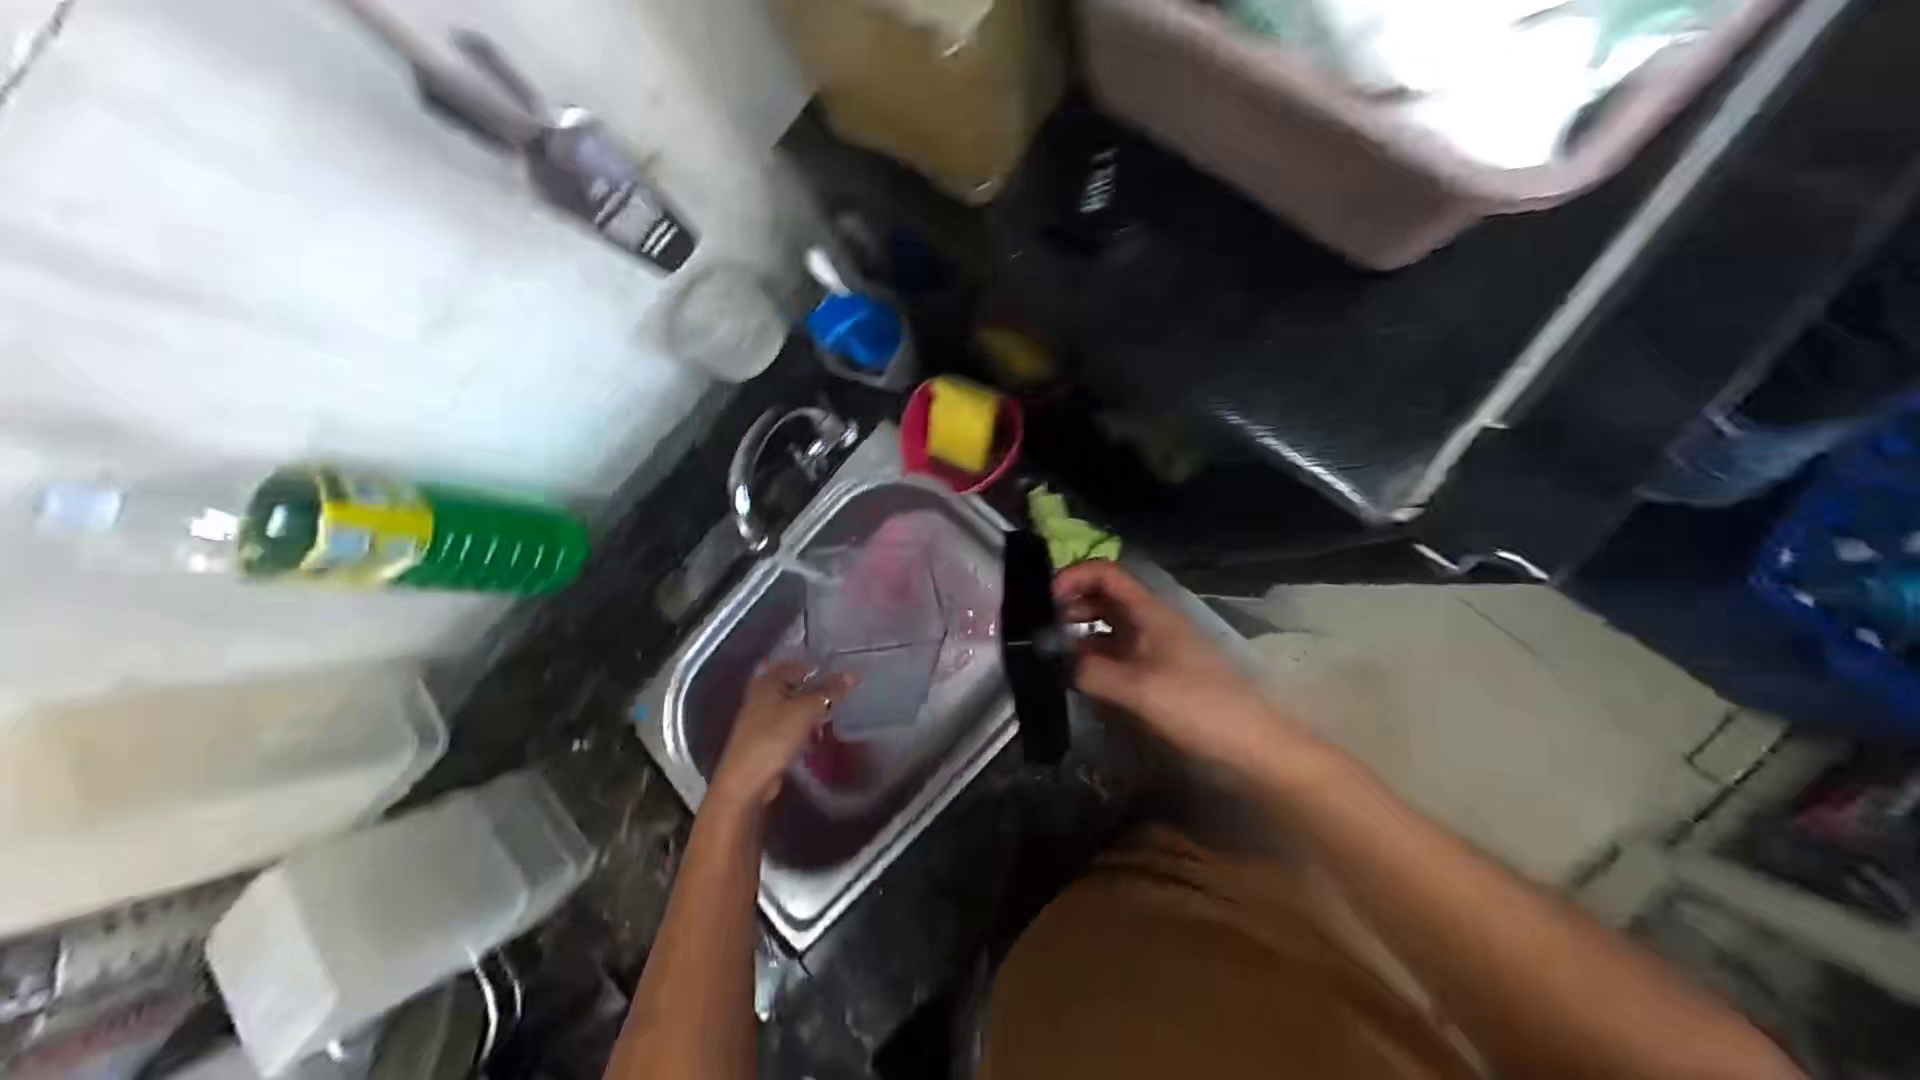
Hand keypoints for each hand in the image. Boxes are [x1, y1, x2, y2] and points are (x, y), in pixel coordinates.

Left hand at [709, 663, 854, 811]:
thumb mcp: (806, 710)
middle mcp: (761, 697)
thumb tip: (852, 674)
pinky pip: (791, 728)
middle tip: (841, 693)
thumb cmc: (774, 737)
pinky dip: (805, 729)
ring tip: (833, 715)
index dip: (816, 667)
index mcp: (767, 683)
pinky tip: (818, 737)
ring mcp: (762, 721)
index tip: (840, 671)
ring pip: (793, 709)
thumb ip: (829, 692)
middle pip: (794, 687)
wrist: (746, 782)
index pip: (795, 665)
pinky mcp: (766, 742)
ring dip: (811, 711)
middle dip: (816, 690)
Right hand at [1053, 561, 1310, 773]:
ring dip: (1081, 632)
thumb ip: (1090, 671)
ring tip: (1054, 653)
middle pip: (1105, 596)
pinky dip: (1095, 656)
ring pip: (1110, 625)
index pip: (1106, 573)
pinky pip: (1118, 652)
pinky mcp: (1158, 671)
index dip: (1073, 577)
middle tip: (1042, 629)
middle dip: (1071, 604)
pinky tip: (1079, 675)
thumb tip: (1052, 659)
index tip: (1044, 601)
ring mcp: (1156, 646)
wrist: (1252, 744)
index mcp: (1150, 611)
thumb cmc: (1198, 707)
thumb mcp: (1138, 688)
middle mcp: (1151, 621)